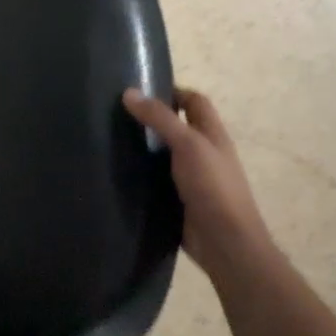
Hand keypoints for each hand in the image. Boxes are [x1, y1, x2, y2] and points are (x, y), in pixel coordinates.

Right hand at [123, 86, 275, 280]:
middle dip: (150, 118)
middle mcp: (202, 152)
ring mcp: (190, 177)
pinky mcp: (176, 198)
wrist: (226, 244)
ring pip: (162, 152)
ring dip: (141, 146)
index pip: (194, 102)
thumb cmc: (214, 188)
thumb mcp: (188, 145)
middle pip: (176, 126)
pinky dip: (139, 172)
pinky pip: (155, 178)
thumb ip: (160, 118)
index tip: (139, 91)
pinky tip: (116, 169)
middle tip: (115, 112)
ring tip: (109, 137)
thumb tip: (129, 92)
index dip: (172, 92)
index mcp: (212, 135)